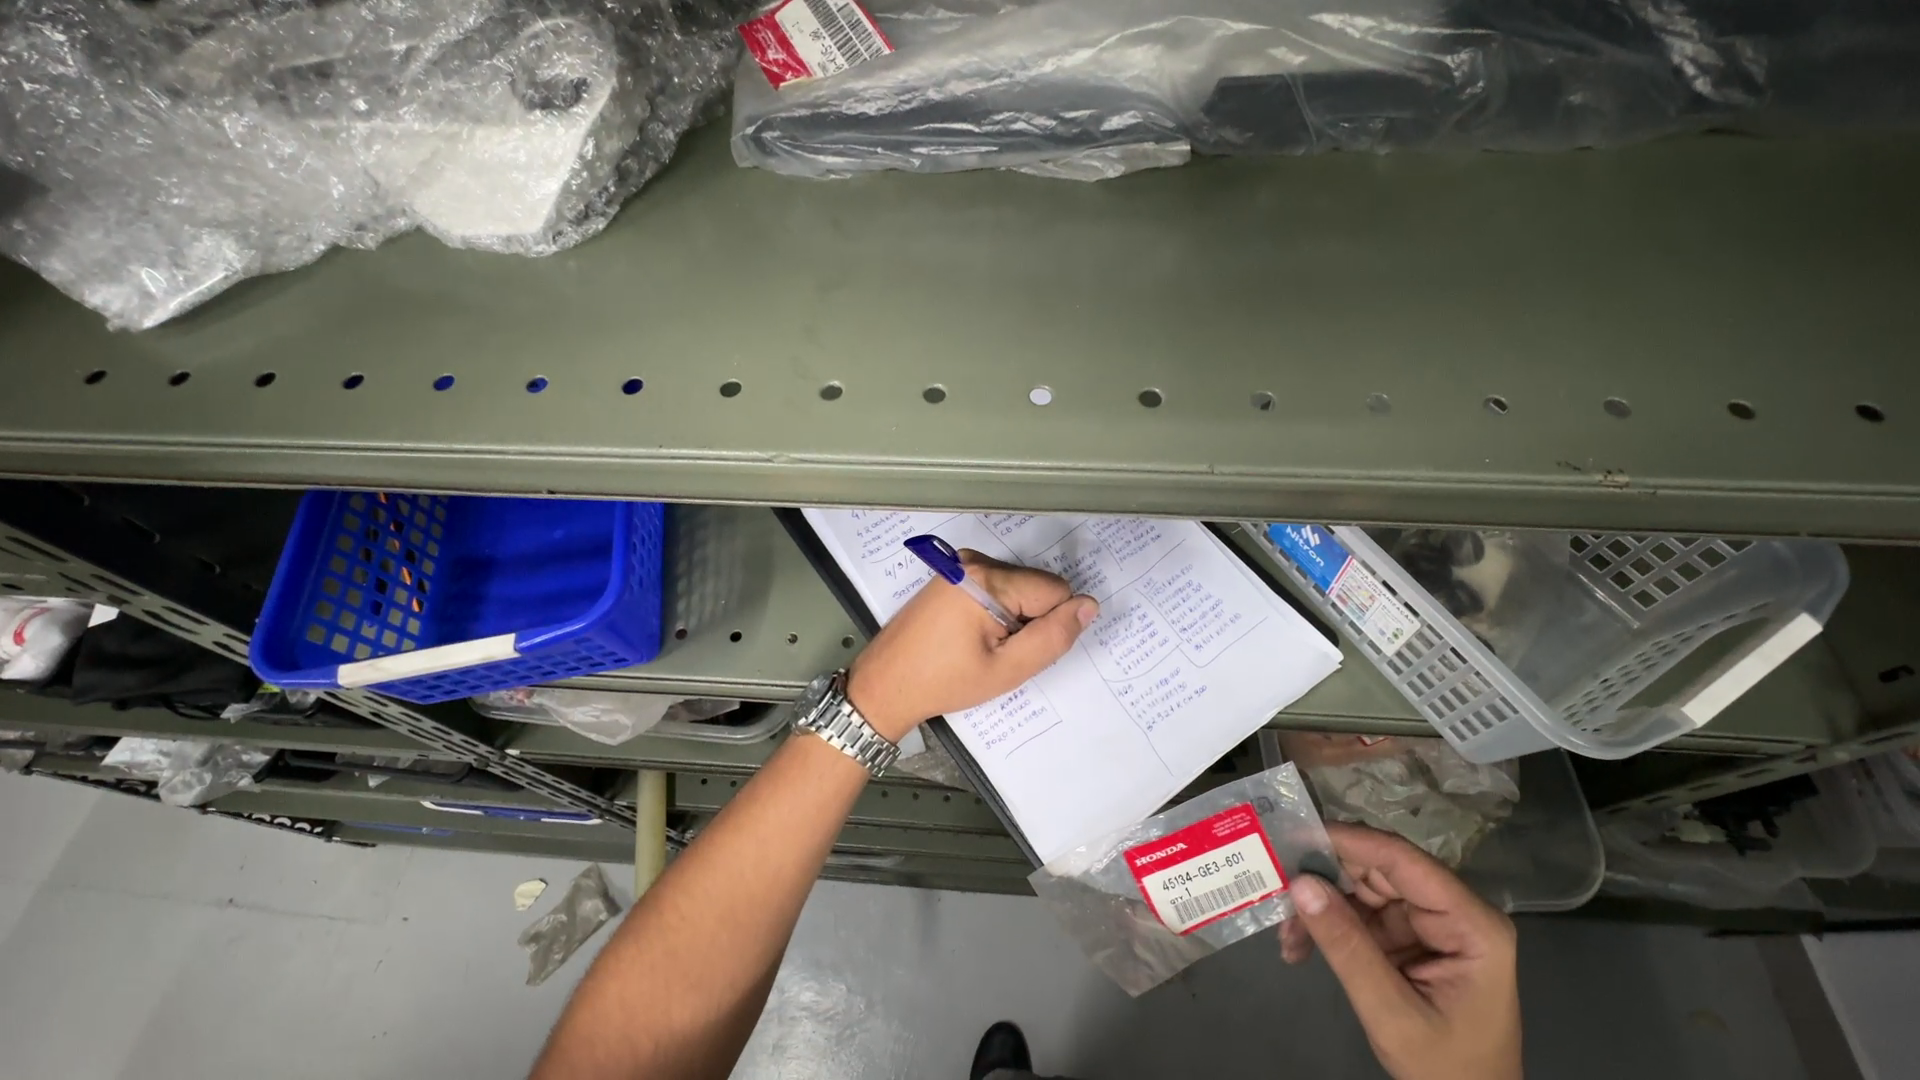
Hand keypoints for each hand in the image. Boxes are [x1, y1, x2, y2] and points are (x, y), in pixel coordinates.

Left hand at [846, 549, 1096, 741]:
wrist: (886, 684)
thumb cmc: (943, 682)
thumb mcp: (1007, 670)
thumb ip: (1053, 637)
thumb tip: (1089, 606)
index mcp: (987, 580)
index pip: (1056, 591)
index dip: (1048, 626)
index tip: (1017, 650)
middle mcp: (974, 562)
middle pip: (1037, 586)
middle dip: (1029, 620)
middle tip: (996, 651)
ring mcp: (960, 565)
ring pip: (1019, 587)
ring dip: (1012, 617)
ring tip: (979, 645)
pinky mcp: (951, 574)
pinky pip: (997, 587)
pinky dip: (995, 611)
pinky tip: (969, 635)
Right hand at [1279, 823, 1520, 1079]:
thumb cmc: (1446, 1067)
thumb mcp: (1392, 1013)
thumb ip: (1347, 947)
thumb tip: (1299, 883)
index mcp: (1471, 923)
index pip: (1403, 861)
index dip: (1349, 842)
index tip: (1294, 834)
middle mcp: (1452, 910)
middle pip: (1377, 871)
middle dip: (1324, 880)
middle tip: (1275, 888)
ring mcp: (1428, 922)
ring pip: (1359, 889)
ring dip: (1318, 907)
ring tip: (1286, 935)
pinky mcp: (1407, 936)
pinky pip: (1357, 914)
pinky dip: (1326, 926)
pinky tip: (1298, 946)